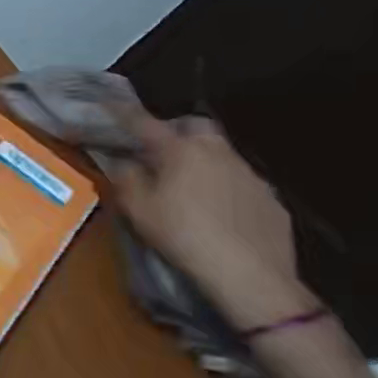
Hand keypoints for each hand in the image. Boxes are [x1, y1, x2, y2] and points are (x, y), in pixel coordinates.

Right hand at [108, 114, 319, 332]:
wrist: (249, 272)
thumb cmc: (181, 233)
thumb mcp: (136, 207)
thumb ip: (126, 177)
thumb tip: (124, 161)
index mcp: (181, 151)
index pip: (145, 123)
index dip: (123, 113)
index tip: (107, 105)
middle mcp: (218, 153)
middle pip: (195, 126)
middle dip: (175, 130)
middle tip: (156, 147)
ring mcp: (250, 175)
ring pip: (220, 153)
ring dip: (199, 158)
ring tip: (183, 181)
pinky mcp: (270, 199)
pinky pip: (240, 181)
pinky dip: (222, 185)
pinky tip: (214, 209)